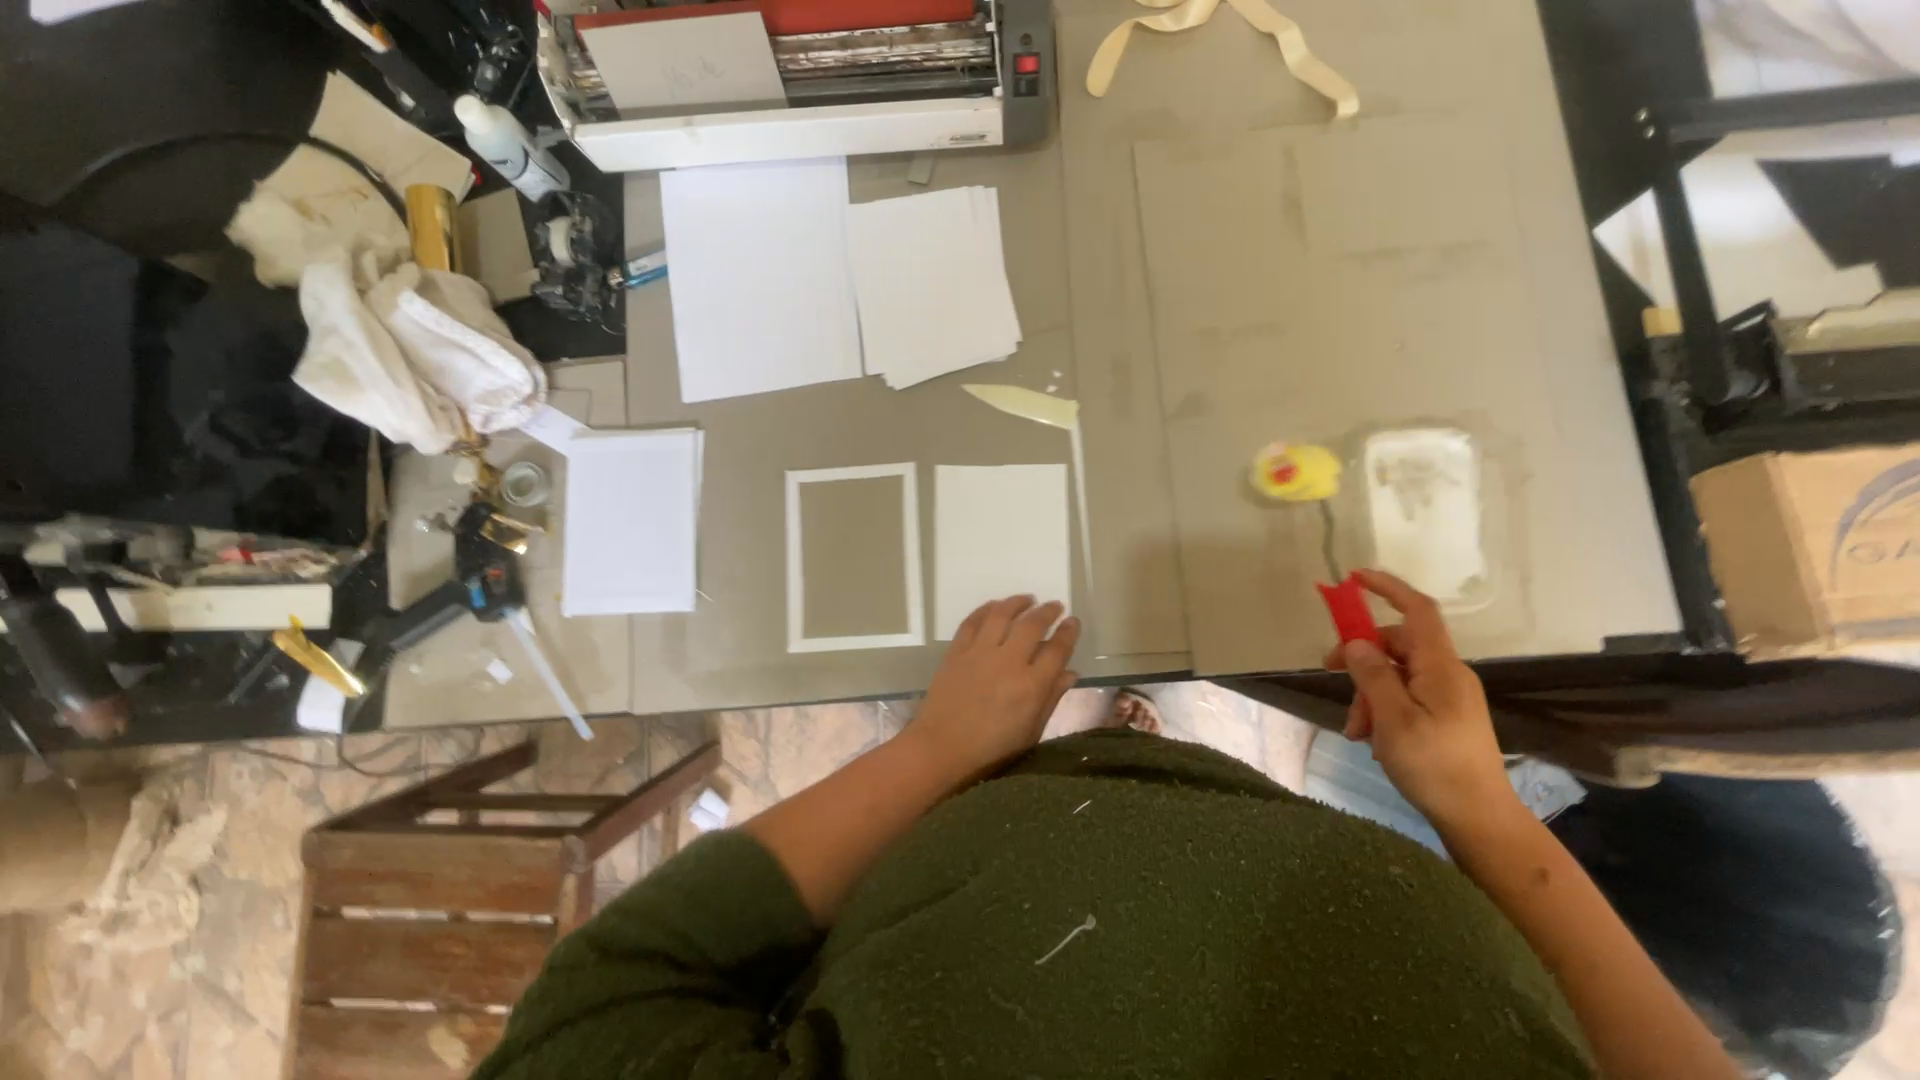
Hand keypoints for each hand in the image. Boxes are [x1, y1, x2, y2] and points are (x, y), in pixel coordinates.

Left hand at [905, 596, 1079, 778]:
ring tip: (1028, 599)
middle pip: (1032, 625)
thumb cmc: (991, 749)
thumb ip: (1051, 698)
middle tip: (1055, 606)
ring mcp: (980, 654)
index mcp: (1031, 686)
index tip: (1073, 622)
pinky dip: (986, 609)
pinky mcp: (956, 652)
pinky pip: (972, 622)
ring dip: (1017, 603)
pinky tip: (995, 606)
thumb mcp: (1030, 732)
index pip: (1057, 650)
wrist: (941, 748)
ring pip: (1002, 615)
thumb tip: (1070, 673)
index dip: (1068, 633)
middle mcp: (1008, 662)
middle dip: (1047, 612)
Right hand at [1323, 570, 1517, 833]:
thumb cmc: (1434, 764)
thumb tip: (1356, 643)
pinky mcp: (1445, 718)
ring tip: (1355, 732)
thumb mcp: (1393, 719)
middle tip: (1331, 676)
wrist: (1478, 817)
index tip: (1354, 579)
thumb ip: (1372, 676)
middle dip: (1361, 659)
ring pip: (1396, 676)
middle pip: (1396, 645)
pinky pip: (1405, 698)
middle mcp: (1447, 674)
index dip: (1387, 588)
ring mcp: (1448, 697)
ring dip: (1368, 695)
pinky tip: (1372, 740)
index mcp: (1440, 667)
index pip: (1416, 611)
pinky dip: (1382, 711)